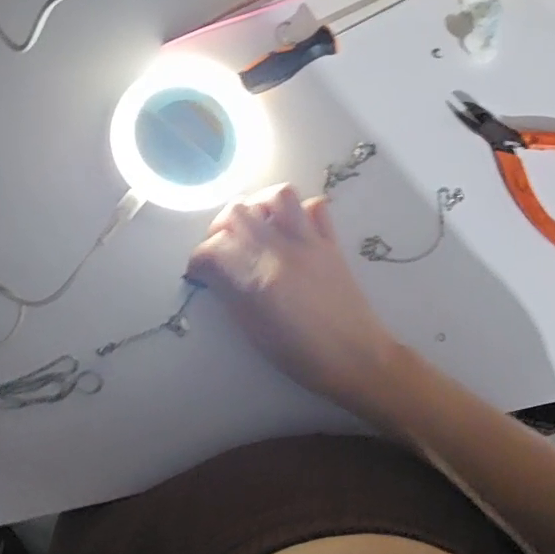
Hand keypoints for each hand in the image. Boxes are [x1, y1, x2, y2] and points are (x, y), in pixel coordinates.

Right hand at [187, 185, 404, 416]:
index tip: (198, 273)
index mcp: (258, 277)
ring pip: (278, 195)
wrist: (357, 358)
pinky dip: (301, 211)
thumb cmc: (301, 355)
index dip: (197, 260)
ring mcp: (310, 242)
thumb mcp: (254, 330)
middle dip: (220, 227)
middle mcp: (281, 250)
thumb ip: (230, 293)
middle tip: (221, 248)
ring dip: (259, 206)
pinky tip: (292, 230)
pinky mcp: (332, 243)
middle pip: (238, 212)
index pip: (212, 249)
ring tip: (255, 228)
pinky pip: (317, 207)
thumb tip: (210, 273)